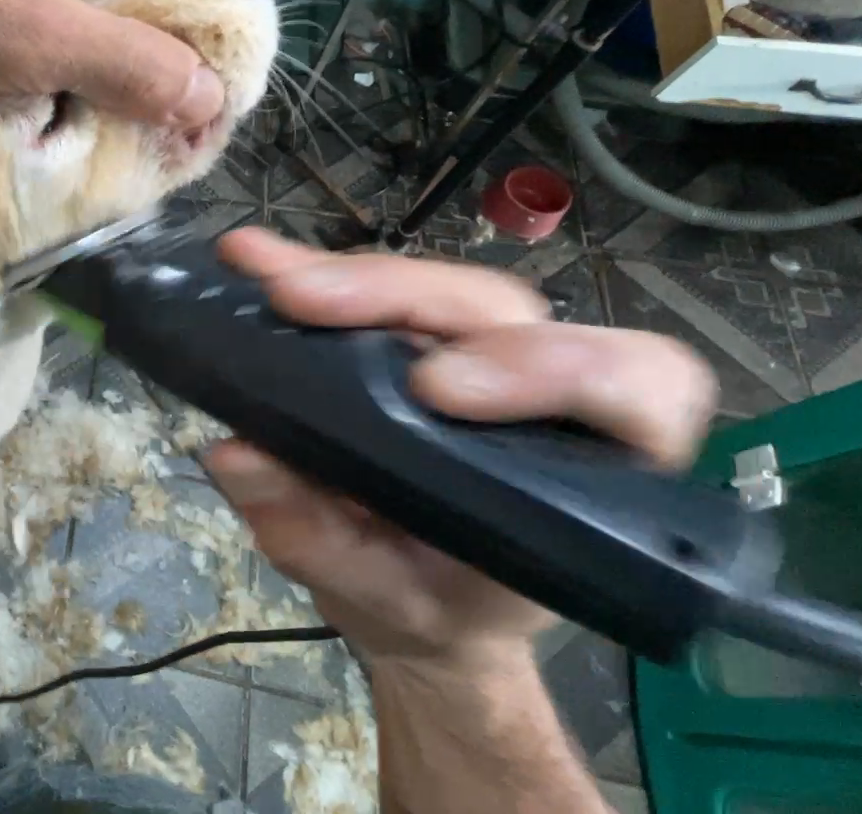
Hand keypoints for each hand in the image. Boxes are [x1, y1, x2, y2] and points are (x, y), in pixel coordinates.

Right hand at [203, 229, 717, 667]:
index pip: (626, 382)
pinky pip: (367, 291)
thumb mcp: (384, 597)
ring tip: (253, 266)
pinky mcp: (404, 337)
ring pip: (426, 286)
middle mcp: (537, 386)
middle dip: (395, 297)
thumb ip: (321, 538)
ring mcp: (467, 350)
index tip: (435, 392)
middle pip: (494, 309)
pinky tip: (249, 260)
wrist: (419, 593)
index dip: (549, 367)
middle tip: (297, 299)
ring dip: (336, 275)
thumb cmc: (434, 601)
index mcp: (588, 464)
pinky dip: (305, 272)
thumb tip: (235, 454)